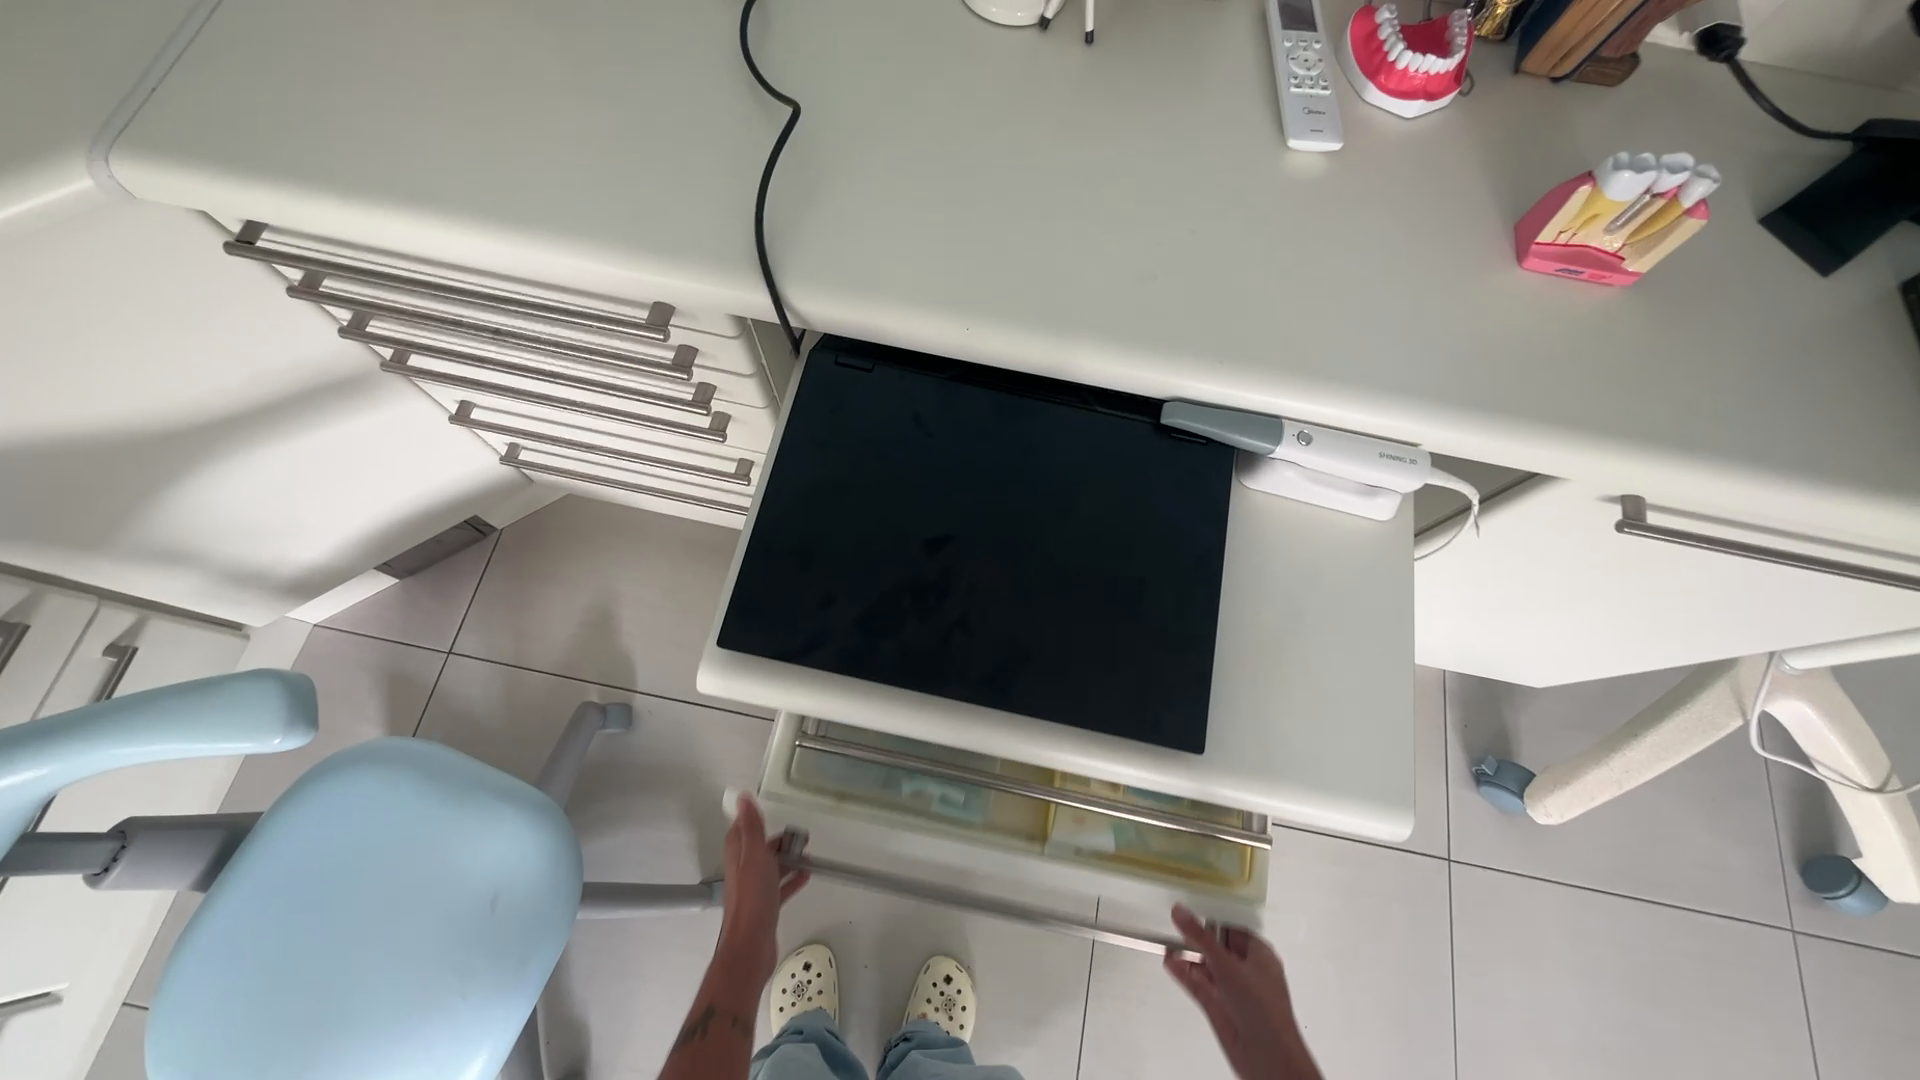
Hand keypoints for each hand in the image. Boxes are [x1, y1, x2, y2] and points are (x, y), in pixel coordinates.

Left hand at [716, 794, 809, 987]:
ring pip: (771, 866)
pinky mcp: (765, 907)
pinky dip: (792, 879)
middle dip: (778, 839)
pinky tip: (806, 876)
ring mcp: (754, 890)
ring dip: (787, 858)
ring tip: (806, 851)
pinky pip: (780, 886)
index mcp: (738, 855)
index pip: (742, 829)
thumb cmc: (753, 898)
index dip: (754, 819)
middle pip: (760, 848)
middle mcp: (743, 870)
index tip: (772, 811)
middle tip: (799, 834)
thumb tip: (741, 797)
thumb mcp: (754, 856)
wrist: (751, 946)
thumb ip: (751, 827)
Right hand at [1163, 905, 1321, 1079]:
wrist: (1268, 1058)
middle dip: (1197, 938)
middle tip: (1173, 923)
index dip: (1212, 920)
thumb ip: (1200, 937)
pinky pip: (1198, 985)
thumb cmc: (1259, 1005)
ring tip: (1166, 941)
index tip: (1189, 909)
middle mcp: (1246, 971)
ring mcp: (1232, 991)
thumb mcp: (1227, 965)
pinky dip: (1184, 973)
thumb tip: (1178, 910)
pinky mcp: (1219, 1007)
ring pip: (1206, 967)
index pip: (1232, 931)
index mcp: (1259, 955)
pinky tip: (1169, 962)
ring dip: (1188, 956)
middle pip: (1217, 948)